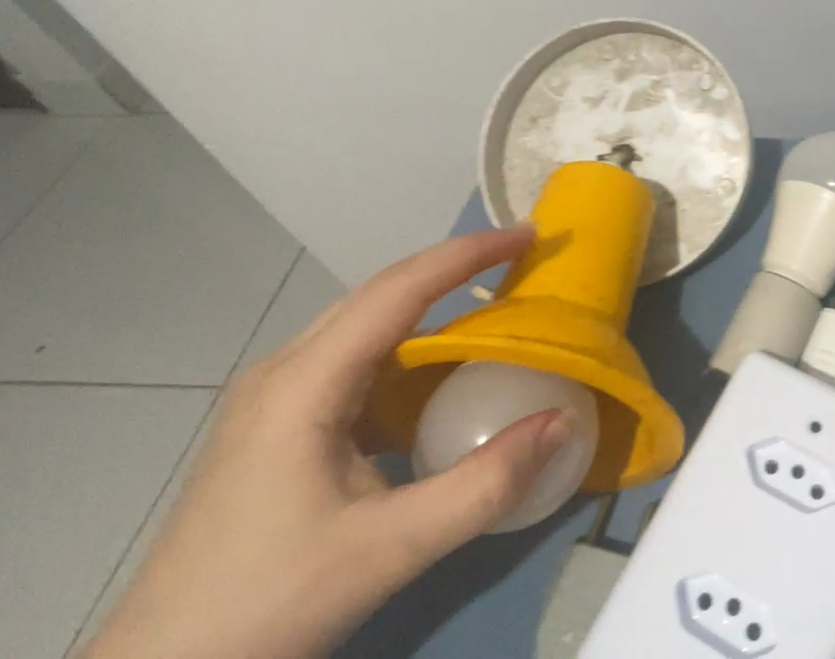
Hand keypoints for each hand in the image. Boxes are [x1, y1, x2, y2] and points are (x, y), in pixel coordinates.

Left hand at [84, 228, 572, 658]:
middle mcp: (283, 373)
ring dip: (430, 308)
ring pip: (363, 328)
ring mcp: (272, 401)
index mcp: (303, 384)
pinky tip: (438, 381)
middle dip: (453, 269)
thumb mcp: (391, 548)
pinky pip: (352, 365)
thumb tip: (562, 422)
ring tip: (492, 309)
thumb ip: (484, 485)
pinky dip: (407, 353)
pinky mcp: (275, 429)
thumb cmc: (271, 600)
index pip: (398, 290)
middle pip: (378, 296)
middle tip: (521, 263)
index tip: (529, 234)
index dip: (467, 254)